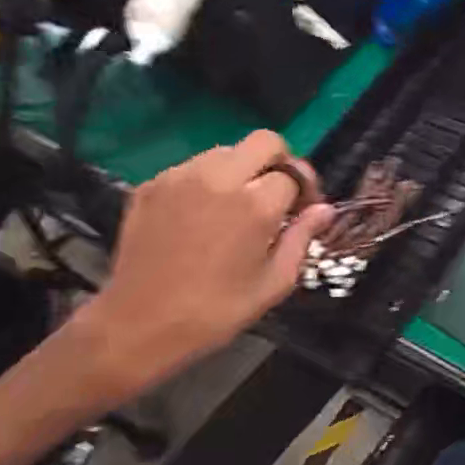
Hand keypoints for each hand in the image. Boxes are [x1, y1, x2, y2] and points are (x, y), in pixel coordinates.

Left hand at [86, 130, 332, 384]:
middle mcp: (218, 177)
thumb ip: (302, 240)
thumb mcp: (272, 284)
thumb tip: (323, 211)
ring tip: (236, 207)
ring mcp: (180, 176)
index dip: (305, 190)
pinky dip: (206, 182)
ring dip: (241, 170)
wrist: (142, 323)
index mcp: (255, 204)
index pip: (294, 172)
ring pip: (225, 151)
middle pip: (263, 141)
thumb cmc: (216, 312)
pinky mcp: (152, 184)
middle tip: (277, 195)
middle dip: (279, 162)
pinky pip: (191, 168)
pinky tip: (201, 217)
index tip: (303, 209)